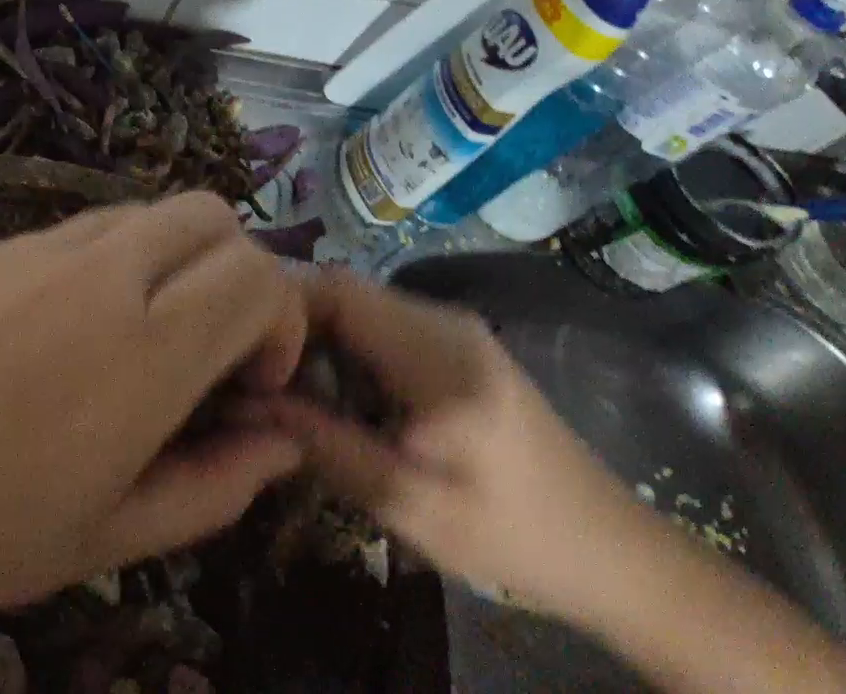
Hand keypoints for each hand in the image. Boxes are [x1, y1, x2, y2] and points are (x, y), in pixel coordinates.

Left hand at [0, 191, 309, 628]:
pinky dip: (111, 260)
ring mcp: (38, 249)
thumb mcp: (110, 537)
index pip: (261, 275)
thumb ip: (215, 485)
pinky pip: (80, 227)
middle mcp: (102, 275)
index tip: (248, 385)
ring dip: (171, 262)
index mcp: (148, 349)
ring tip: (138, 342)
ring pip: (143, 212)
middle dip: (237, 273)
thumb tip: (282, 444)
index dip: (279, 322)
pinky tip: (68, 332)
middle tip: (205, 352)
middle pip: (210, 216)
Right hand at [238, 270, 651, 622]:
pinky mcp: (451, 350)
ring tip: (268, 386)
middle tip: (238, 372)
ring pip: (352, 309)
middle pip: (339, 293)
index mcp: (436, 352)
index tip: (232, 353)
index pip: (334, 288)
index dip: (273, 307)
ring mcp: (450, 332)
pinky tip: (320, 395)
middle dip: (282, 326)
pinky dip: (335, 353)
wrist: (613, 556)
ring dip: (306, 341)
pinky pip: (374, 330)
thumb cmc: (510, 534)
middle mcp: (442, 322)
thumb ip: (317, 441)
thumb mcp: (402, 497)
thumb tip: (236, 404)